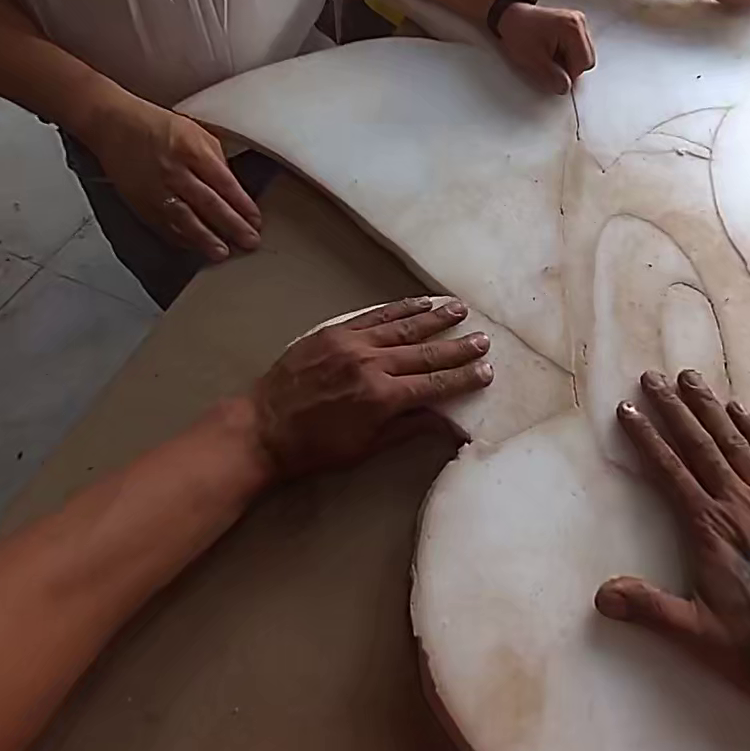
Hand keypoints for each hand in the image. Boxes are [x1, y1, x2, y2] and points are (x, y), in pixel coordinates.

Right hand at [87, 98, 260, 260]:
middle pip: (208, 203)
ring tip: (222, 253)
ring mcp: (155, 189)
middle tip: (249, 241)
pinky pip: (165, 225)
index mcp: (191, 150)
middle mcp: (174, 171)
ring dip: (206, 239)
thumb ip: (217, 162)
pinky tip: (196, 248)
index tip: (256, 221)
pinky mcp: (142, 203)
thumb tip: (235, 192)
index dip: (242, 205)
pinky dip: (182, 239)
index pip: (224, 182)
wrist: (112, 125)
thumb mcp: (196, 133)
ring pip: (185, 219)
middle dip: (232, 226)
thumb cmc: (158, 127)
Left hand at [252, 296, 494, 478]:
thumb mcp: (367, 447)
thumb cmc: (316, 447)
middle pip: (425, 352)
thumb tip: (450, 423)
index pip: (435, 385)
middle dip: (458, 347)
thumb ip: (410, 428)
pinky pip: (375, 316)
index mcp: (382, 397)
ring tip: (459, 311)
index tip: (486, 370)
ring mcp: (352, 343)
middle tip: (483, 339)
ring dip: (434, 318)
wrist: (263, 427)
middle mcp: (372, 364)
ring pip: (403, 326)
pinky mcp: (334, 332)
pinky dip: (400, 309)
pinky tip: (419, 303)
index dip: (463, 378)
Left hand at [495, 2, 595, 94]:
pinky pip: (576, 48)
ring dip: (567, 61)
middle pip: (586, 59)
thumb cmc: (519, 33)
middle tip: (551, 67)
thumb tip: (565, 88)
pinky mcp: (572, 26)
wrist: (512, 18)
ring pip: (582, 54)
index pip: (584, 63)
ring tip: (549, 56)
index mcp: (573, 29)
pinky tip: (552, 51)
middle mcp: (579, 22)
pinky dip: (565, 54)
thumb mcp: (534, 61)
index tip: (556, 78)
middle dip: (570, 68)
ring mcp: (577, 23)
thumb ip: (552, 77)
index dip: (569, 75)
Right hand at [596, 370, 749, 714]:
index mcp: (712, 531)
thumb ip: (650, 609)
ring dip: (710, 409)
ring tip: (691, 378)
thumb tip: (601, 595)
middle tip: (653, 377)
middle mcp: (741, 508)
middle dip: (673, 408)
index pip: (670, 471)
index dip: (646, 438)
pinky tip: (740, 410)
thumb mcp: (700, 637)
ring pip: (735, 445)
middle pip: (701, 446)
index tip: (628, 410)